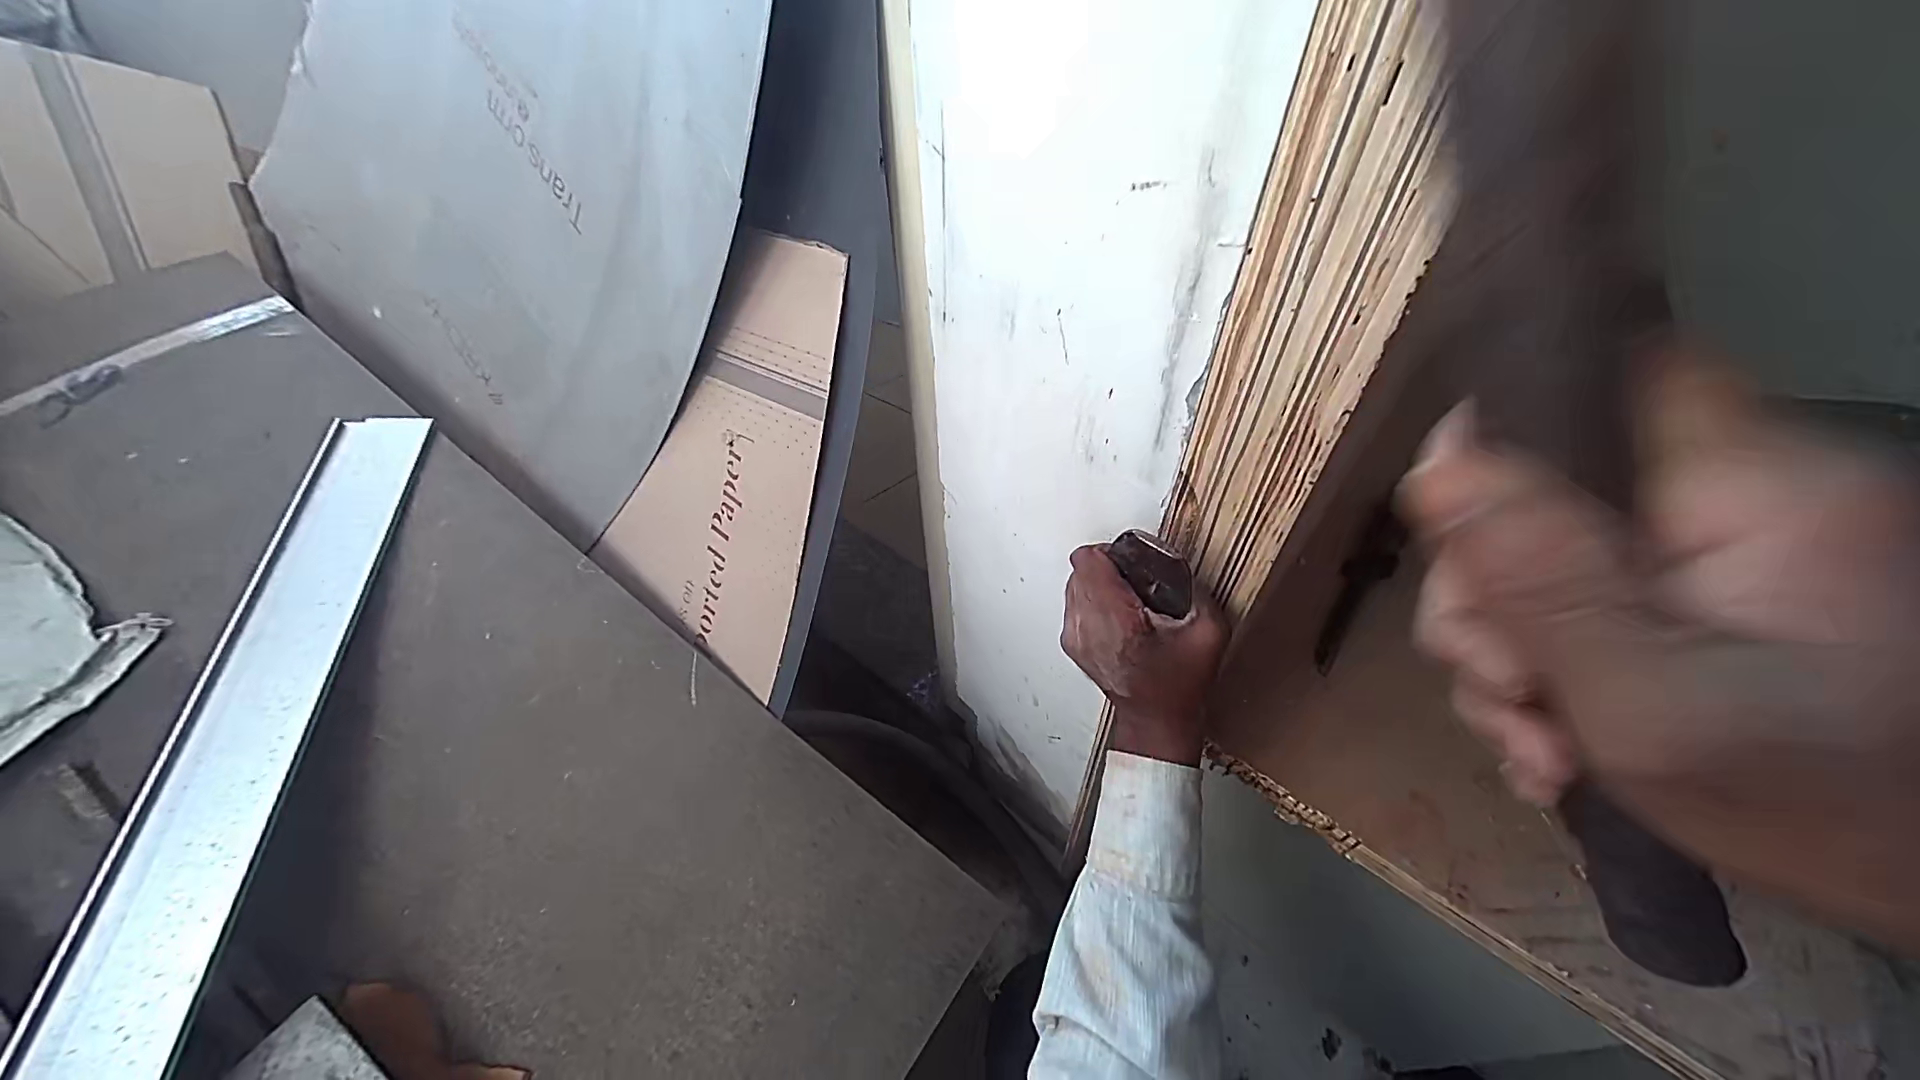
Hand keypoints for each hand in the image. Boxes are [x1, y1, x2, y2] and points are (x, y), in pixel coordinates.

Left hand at [1061, 542, 1226, 764]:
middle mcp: (1087, 627)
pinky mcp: (1071, 643)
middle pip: (1079, 570)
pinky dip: (1092, 602)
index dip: (1110, 554)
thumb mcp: (1209, 632)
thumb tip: (1178, 562)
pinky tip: (1117, 616)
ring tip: (1127, 600)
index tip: (1131, 563)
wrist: (1156, 720)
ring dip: (1097, 584)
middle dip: (1106, 568)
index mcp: (1117, 621)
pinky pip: (1073, 604)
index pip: (1088, 562)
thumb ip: (1196, 590)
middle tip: (1135, 581)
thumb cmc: (1179, 685)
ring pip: (1074, 585)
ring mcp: (1075, 636)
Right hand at [1398, 344, 1919, 949]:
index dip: (1501, 420)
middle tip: (1503, 683)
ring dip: (1491, 656)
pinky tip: (1544, 749)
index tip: (1446, 520)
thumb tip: (1436, 467)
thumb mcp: (1646, 701)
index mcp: (1746, 494)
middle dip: (1479, 597)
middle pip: (1525, 498)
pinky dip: (1520, 682)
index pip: (1608, 381)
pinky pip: (1543, 614)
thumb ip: (1537, 576)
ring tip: (1533, 745)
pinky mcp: (1659, 609)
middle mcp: (1711, 509)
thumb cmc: (1819, 808)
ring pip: (1515, 569)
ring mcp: (1680, 564)